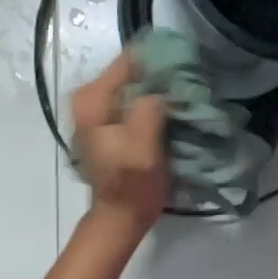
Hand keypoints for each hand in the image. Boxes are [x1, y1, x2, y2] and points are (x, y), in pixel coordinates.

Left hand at [72, 51, 169, 231]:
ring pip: (135, 87)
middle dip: (160, 78)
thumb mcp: (142, 146)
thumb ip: (149, 108)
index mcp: (92, 98)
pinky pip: (135, 103)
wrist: (120, 217)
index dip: (159, 64)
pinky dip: (152, 106)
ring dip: (158, 93)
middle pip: (132, 73)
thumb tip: (162, 89)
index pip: (130, 60)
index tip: (185, 71)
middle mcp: (89, 98)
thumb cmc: (131, 184)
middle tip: (188, 88)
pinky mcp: (110, 125)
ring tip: (183, 100)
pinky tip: (170, 115)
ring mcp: (98, 112)